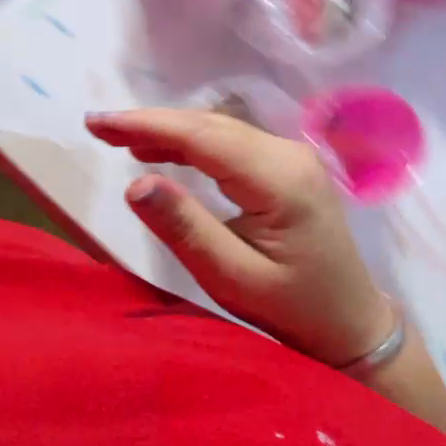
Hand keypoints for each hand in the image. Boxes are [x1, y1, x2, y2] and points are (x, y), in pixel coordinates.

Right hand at [86, 107, 394, 367]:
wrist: (350, 323)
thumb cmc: (289, 306)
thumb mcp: (228, 276)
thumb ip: (183, 227)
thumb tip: (135, 184)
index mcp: (279, 180)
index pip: (201, 137)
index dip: (146, 125)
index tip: (97, 123)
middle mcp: (289, 155)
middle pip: (208, 125)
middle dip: (148, 122)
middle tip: (95, 127)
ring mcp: (290, 158)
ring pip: (216, 130)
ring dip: (164, 130)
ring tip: (115, 136)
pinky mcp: (285, 167)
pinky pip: (227, 142)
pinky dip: (186, 142)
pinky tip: (157, 150)